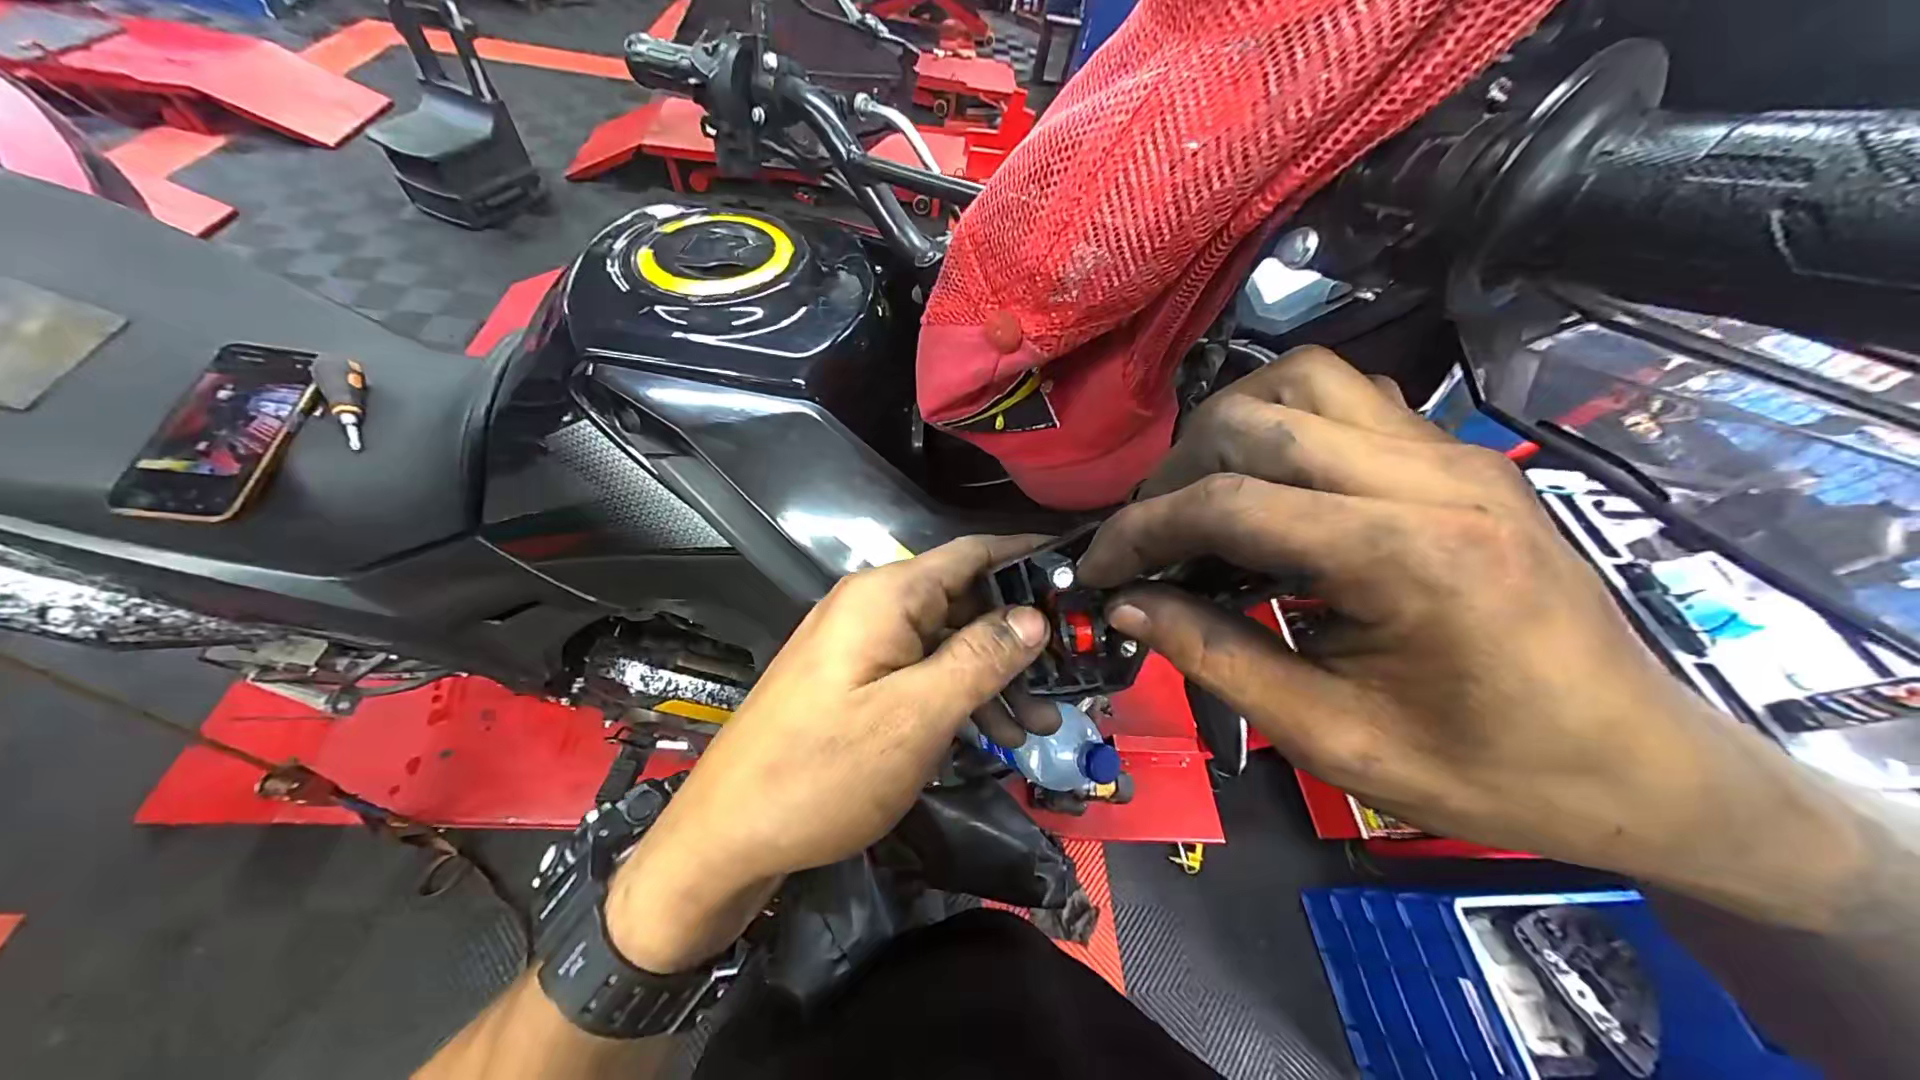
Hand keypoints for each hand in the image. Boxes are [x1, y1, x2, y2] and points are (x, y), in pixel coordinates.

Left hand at [606, 536, 1054, 969]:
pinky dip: (956, 696)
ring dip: (992, 677)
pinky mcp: (852, 681)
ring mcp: (859, 645)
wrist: (726, 836)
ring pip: (945, 643)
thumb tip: (1033, 616)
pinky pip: (918, 672)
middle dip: (1017, 639)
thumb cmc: (823, 772)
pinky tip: (988, 733)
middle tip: (1065, 684)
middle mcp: (872, 608)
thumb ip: (980, 658)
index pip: (971, 553)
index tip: (1078, 576)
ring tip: (1035, 727)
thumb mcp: (916, 716)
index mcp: (886, 597)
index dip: (1026, 558)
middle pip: (963, 601)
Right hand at [1077, 347, 1868, 928]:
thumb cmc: (1486, 771)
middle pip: (1254, 420)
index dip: (1141, 532)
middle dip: (1173, 475)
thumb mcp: (1330, 737)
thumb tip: (1127, 604)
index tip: (1097, 570)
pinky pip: (1347, 397)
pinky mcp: (1458, 455)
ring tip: (1199, 495)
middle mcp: (1431, 476)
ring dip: (1228, 427)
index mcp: (1407, 556)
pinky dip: (1283, 421)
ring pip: (1303, 380)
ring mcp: (1452, 453)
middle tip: (1147, 540)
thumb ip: (1215, 657)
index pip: (1229, 503)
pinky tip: (1269, 483)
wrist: (1638, 764)